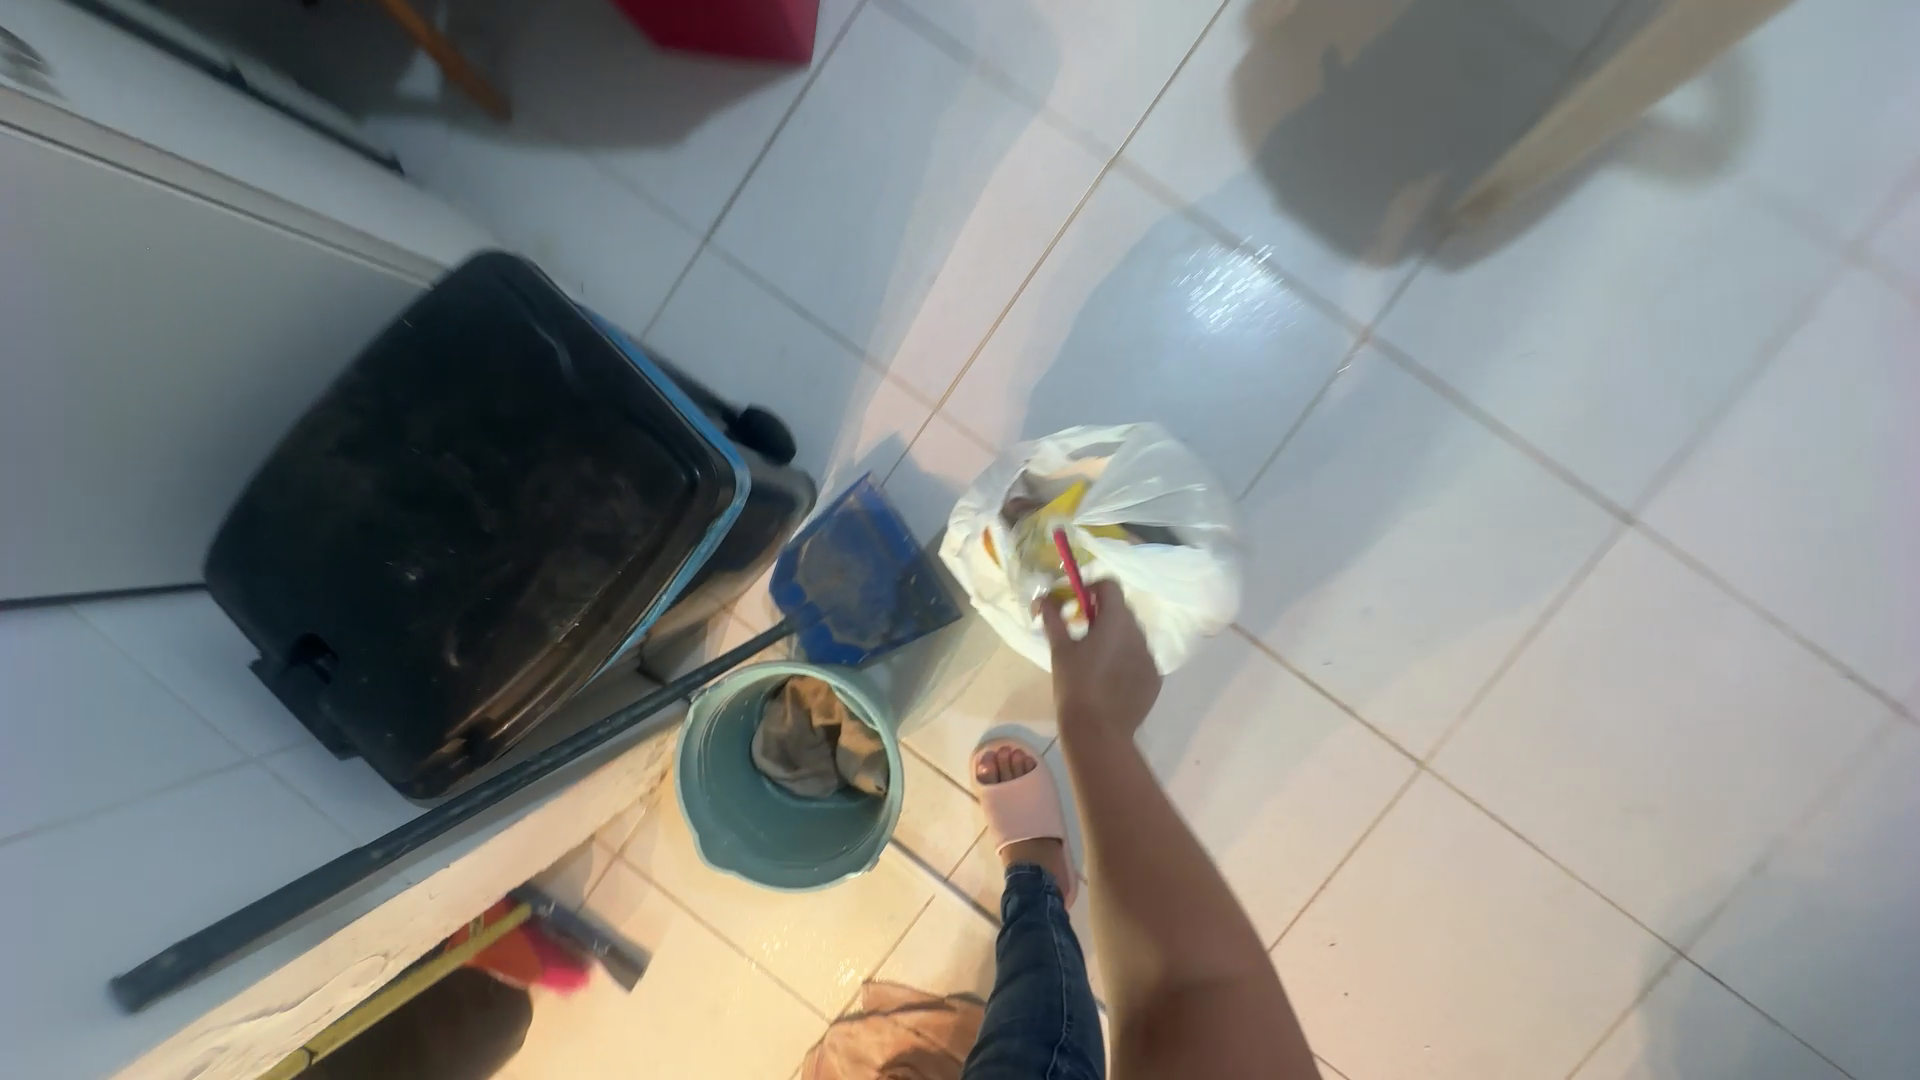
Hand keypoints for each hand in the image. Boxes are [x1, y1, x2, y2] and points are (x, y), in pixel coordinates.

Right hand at [1039, 579, 1161, 739]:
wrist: (1098, 732)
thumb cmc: (1075, 686)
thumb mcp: (1060, 650)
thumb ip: (1053, 618)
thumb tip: (1043, 598)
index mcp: (1116, 621)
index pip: (1110, 586)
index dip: (1092, 588)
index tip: (1077, 603)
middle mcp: (1139, 634)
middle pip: (1122, 610)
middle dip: (1102, 614)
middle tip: (1082, 632)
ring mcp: (1150, 657)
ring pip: (1132, 635)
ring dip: (1115, 637)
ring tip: (1096, 659)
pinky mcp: (1155, 678)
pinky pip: (1140, 658)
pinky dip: (1126, 659)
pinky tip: (1110, 679)